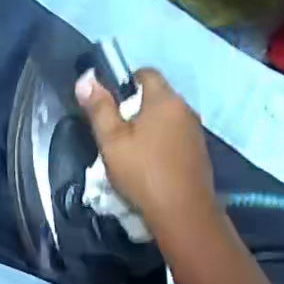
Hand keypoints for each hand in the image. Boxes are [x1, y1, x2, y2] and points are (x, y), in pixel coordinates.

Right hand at [76, 68, 217, 235]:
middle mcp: (185, 108)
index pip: (146, 73)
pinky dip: (161, 143)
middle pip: (157, 96)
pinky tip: (149, 165)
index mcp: (164, 99)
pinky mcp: (198, 152)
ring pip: (167, 118)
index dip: (126, 82)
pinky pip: (175, 137)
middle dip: (136, 107)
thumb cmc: (142, 172)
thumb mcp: (112, 140)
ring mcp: (195, 131)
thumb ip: (99, 108)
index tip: (110, 104)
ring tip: (130, 150)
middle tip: (114, 132)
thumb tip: (85, 77)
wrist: (182, 211)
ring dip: (149, 127)